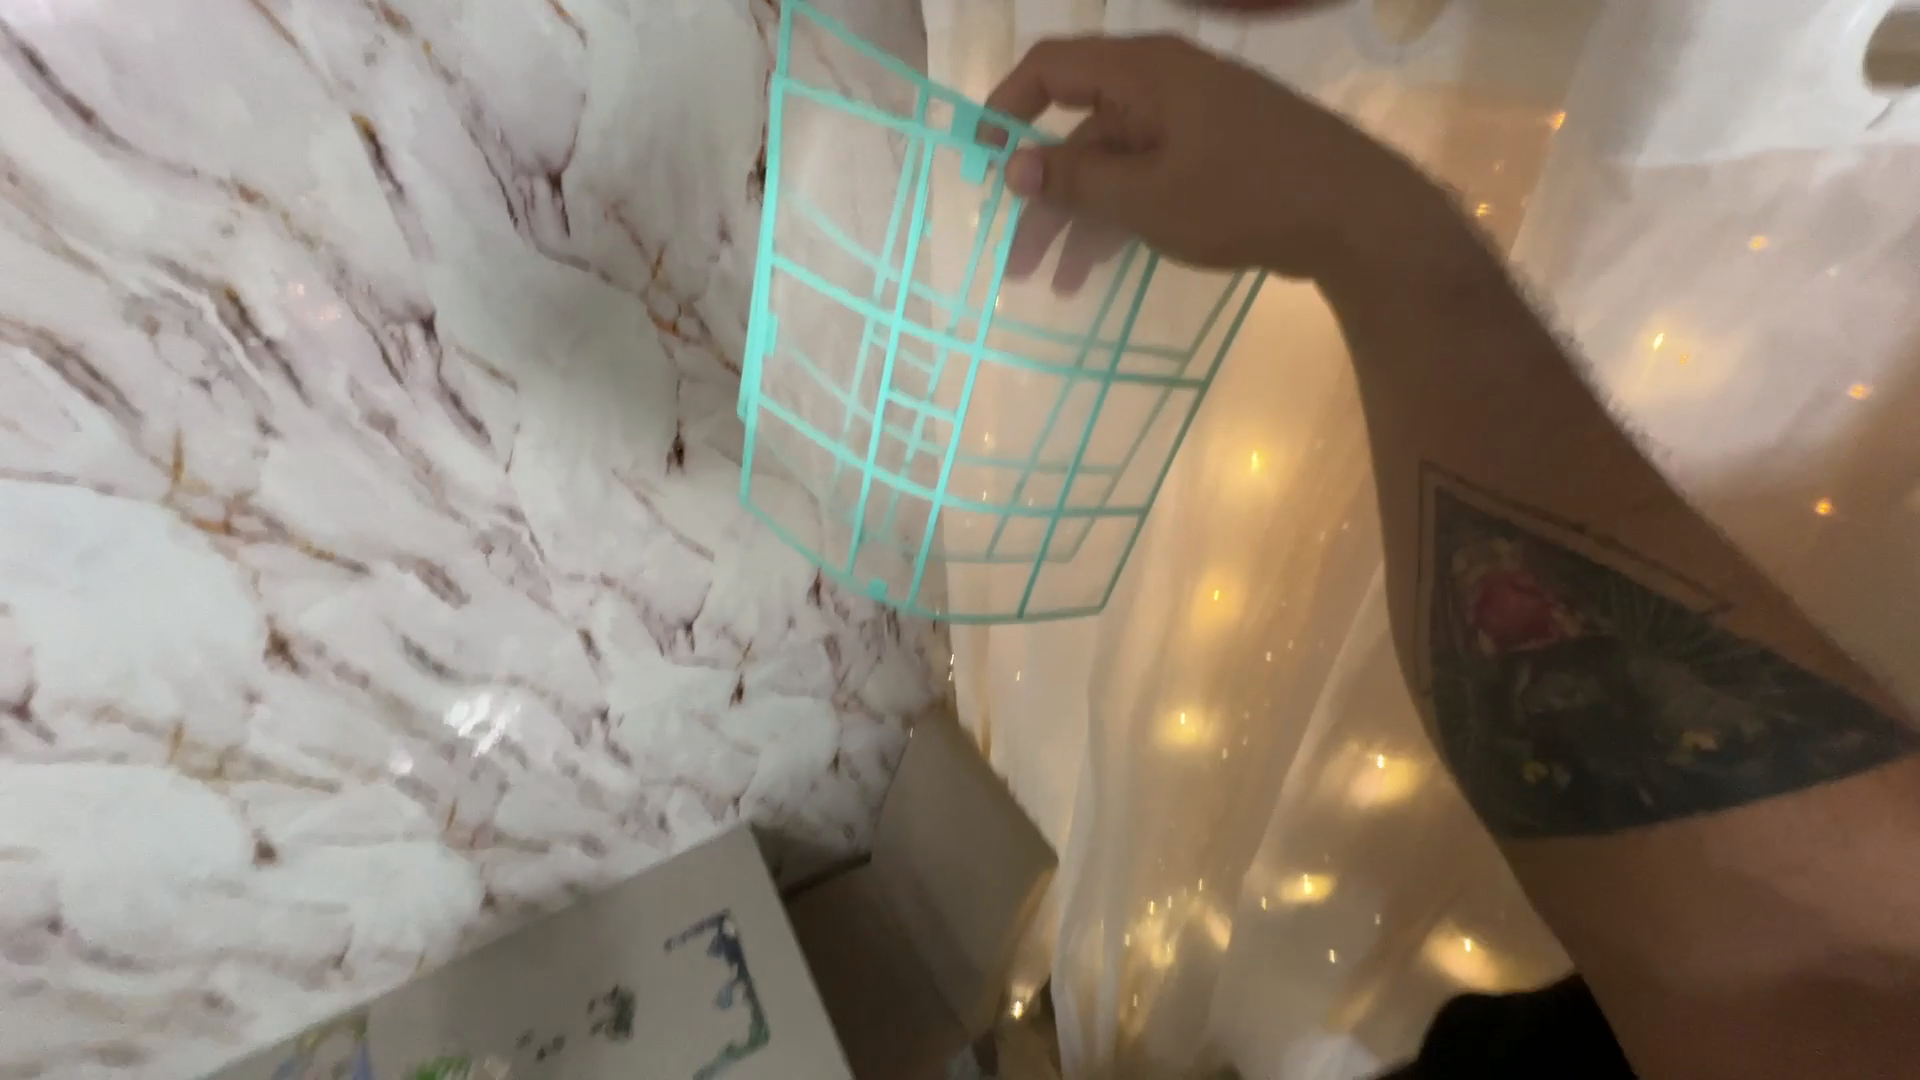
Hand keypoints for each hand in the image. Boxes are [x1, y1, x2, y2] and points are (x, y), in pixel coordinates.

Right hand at [984, 35, 1447, 285]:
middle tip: (1013, 262)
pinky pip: (1144, 183)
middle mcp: (1160, 88)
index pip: (1051, 70)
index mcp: (1142, 74)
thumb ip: (1075, 181)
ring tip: (1052, 284)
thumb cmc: (1242, 195)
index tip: (976, 159)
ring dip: (1078, 226)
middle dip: (1042, 201)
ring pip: (1111, 170)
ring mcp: (1186, 125)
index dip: (1005, 109)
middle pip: (1078, 136)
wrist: (1351, 215)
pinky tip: (1094, 271)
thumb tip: (1013, 169)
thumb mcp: (1145, 197)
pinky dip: (1117, 223)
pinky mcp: (1208, 159)